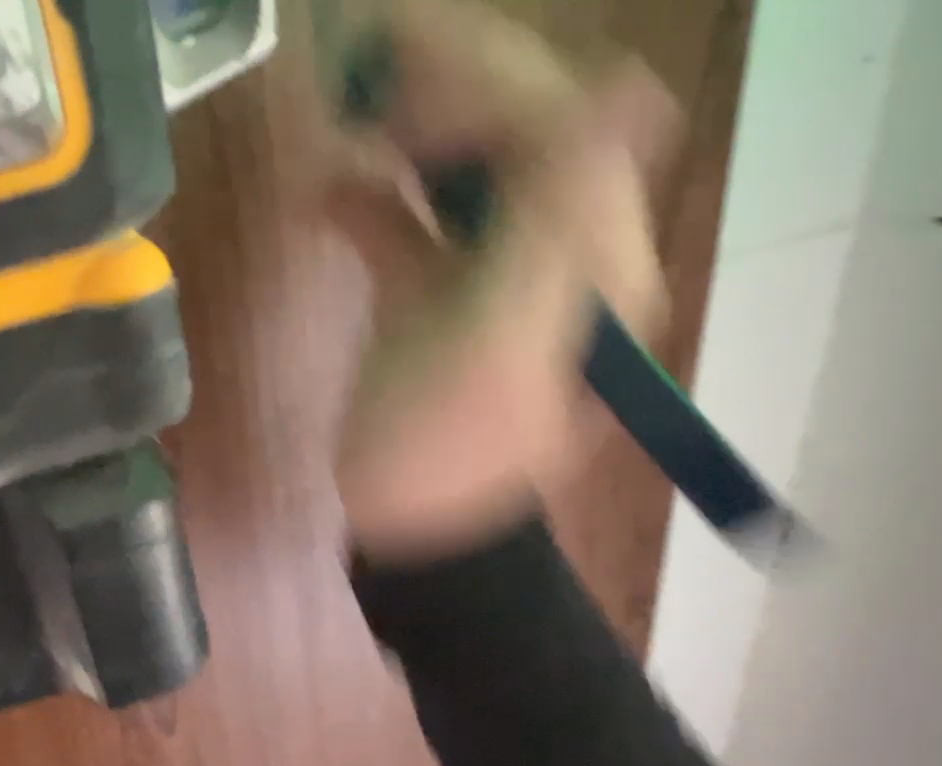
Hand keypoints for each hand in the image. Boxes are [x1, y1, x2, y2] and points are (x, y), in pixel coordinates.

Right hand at [322, 0, 680, 559]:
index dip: (490, 73)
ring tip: (345, 102)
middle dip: (446, 82)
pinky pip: (414, 228)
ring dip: (410, 128)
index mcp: (586, 260)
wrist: (412, 537)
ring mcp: (494, 276)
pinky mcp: (440, 302)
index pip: (561, 122)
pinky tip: (324, 191)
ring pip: (465, 171)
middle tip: (360, 57)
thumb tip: (617, 94)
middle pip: (518, 131)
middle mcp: (555, 253)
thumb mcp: (498, 352)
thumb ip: (555, 228)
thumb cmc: (440, 459)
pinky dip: (371, 202)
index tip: (401, 52)